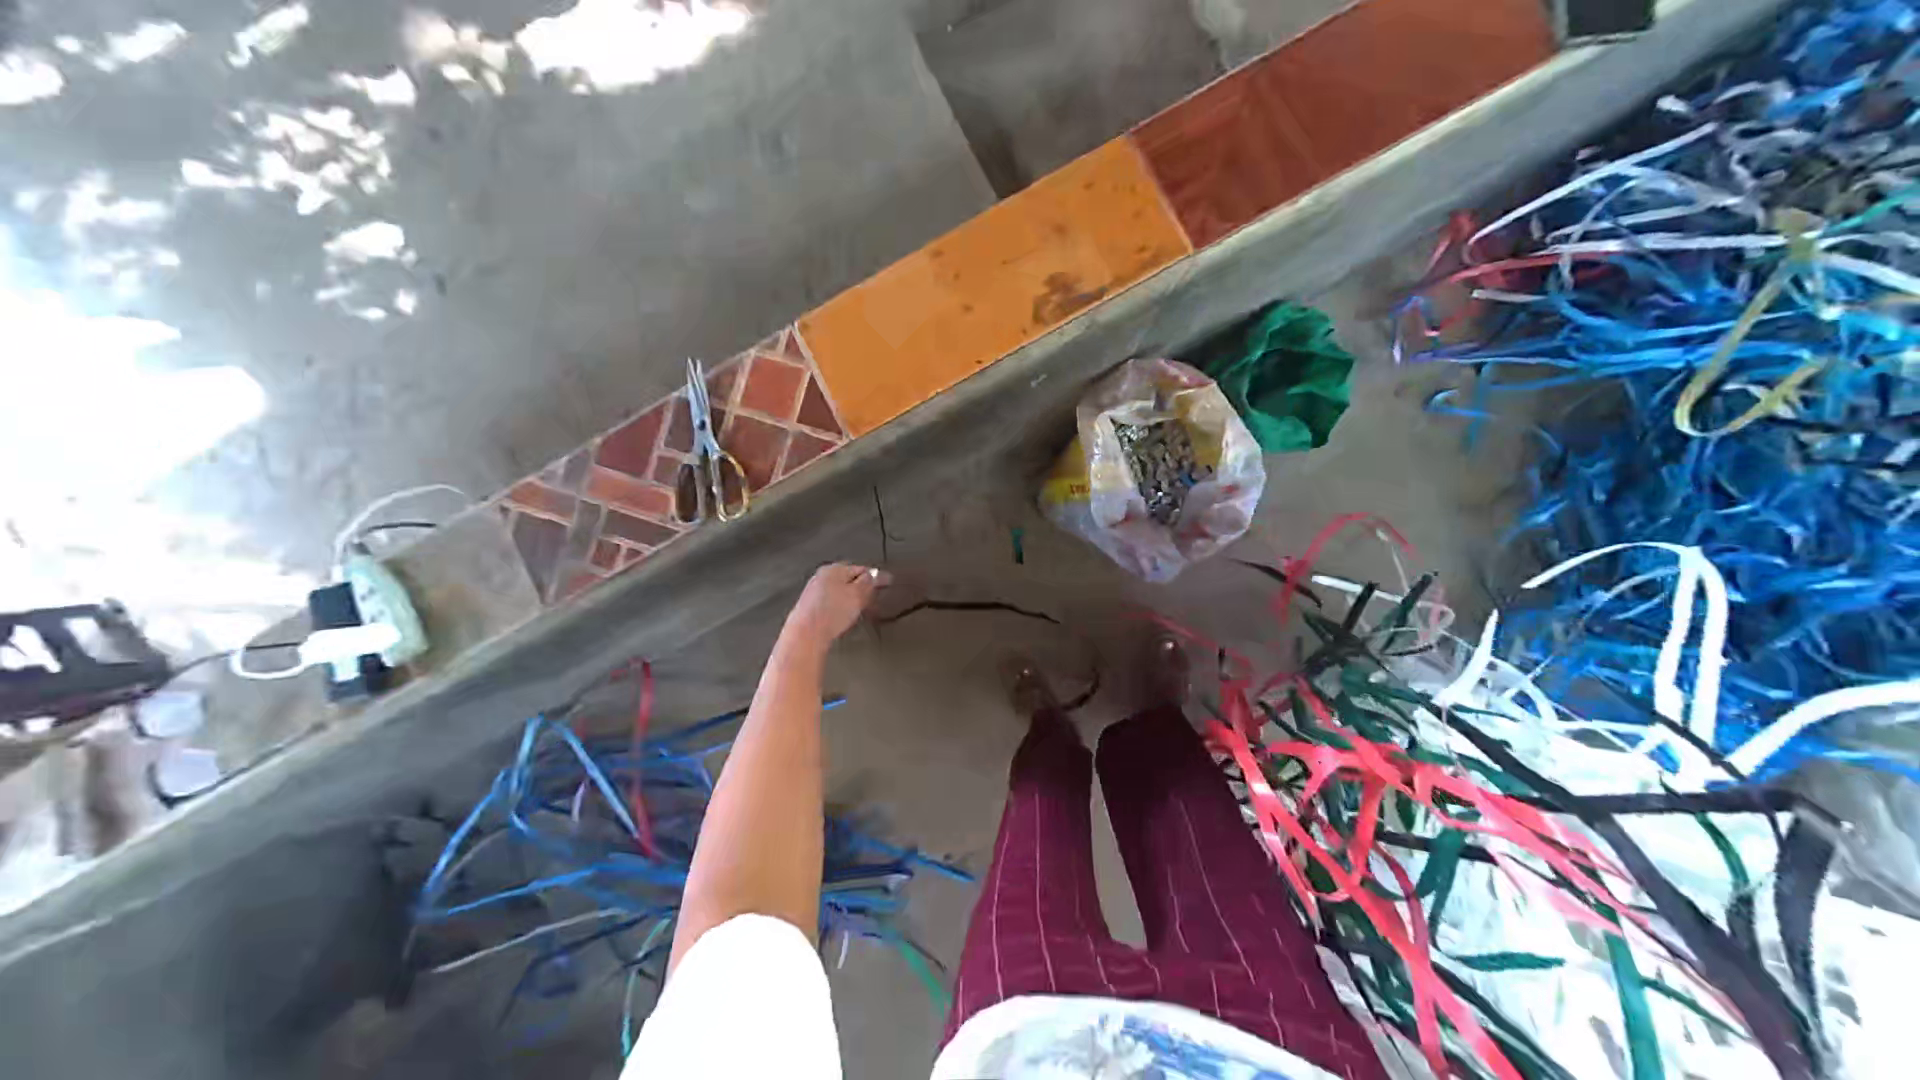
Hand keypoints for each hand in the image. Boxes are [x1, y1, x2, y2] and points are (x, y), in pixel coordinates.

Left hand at [784, 563, 890, 645]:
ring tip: (857, 613)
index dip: (875, 577)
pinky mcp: (810, 608)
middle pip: (849, 580)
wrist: (807, 634)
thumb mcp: (858, 594)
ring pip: (840, 593)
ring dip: (851, 601)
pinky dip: (840, 610)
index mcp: (834, 569)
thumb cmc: (830, 613)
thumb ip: (869, 582)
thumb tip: (875, 575)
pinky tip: (842, 620)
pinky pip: (831, 605)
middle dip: (862, 590)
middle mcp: (822, 577)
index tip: (886, 583)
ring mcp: (814, 593)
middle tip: (872, 601)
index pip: (861, 568)